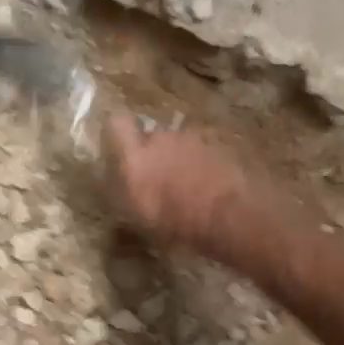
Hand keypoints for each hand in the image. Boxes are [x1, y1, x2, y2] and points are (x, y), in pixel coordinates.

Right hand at [101, 112, 251, 249]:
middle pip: (150, 135)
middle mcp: (161, 138)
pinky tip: (205, 184)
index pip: (117, 123)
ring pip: (177, 142)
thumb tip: (120, 180)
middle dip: (151, 151)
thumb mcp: (138, 216)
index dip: (117, 131)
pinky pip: (200, 150)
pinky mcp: (216, 145)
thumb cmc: (174, 221)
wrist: (226, 215)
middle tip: (155, 176)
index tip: (119, 147)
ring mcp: (192, 139)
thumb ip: (125, 191)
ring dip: (177, 157)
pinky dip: (199, 163)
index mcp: (135, 155)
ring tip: (184, 183)